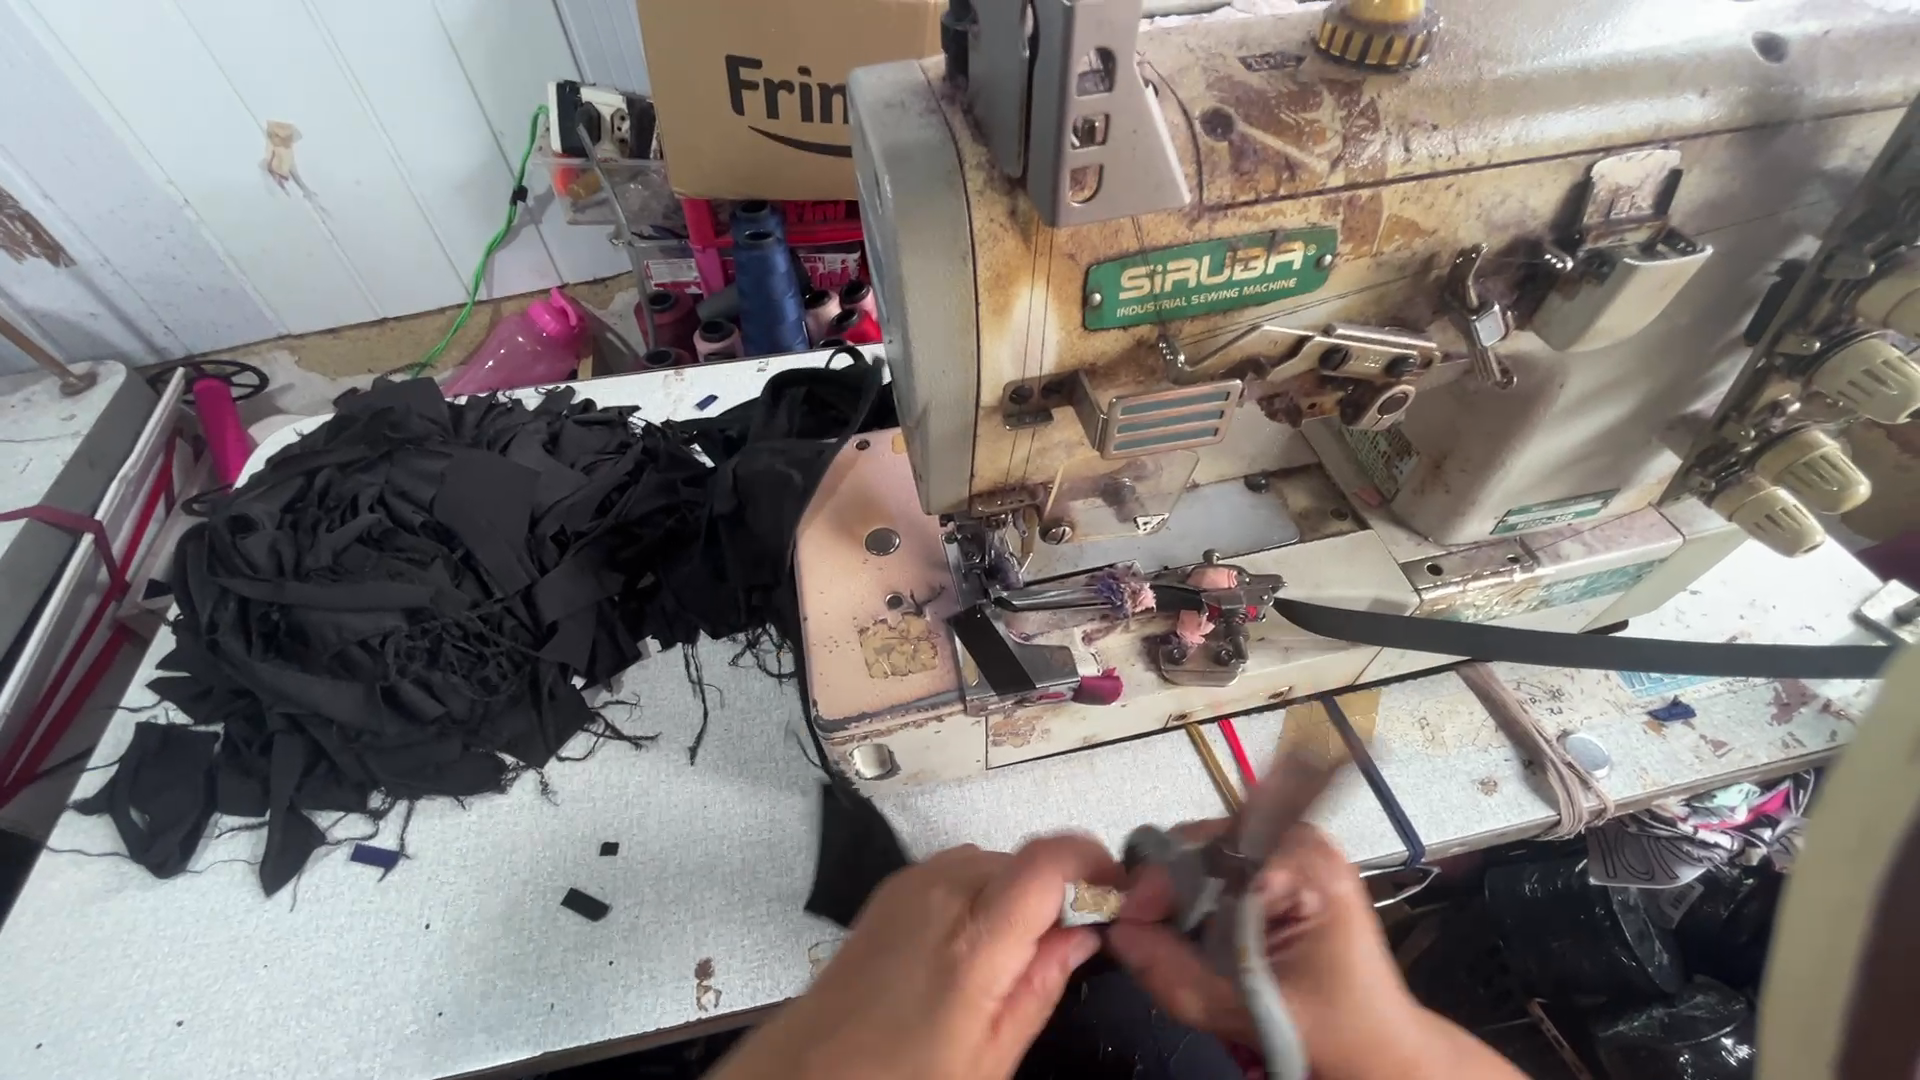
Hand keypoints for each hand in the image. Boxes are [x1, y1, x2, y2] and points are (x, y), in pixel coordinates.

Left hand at [710, 834, 1119, 1079]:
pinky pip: (962, 866)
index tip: (1118, 891)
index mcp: (976, 938)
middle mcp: (946, 889)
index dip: (1093, 859)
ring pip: (997, 860)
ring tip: (1018, 949)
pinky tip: (976, 938)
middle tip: (1072, 938)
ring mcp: (916, 879)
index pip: (1049, 860)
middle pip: (1028, 860)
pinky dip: (986, 889)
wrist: (811, 1068)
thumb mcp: (991, 1056)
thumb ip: (1043, 983)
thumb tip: (1085, 932)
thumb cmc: (907, 1076)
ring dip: (1022, 890)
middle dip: (1062, 888)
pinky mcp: (897, 882)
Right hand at [1107, 823, 1521, 1079]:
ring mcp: (1287, 846)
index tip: (1132, 921)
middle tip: (1145, 936)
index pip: (1210, 848)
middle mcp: (1296, 836)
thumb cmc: (1333, 1029)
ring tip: (1170, 940)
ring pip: (1202, 857)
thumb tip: (1116, 932)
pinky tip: (1196, 936)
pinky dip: (1196, 902)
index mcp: (1304, 860)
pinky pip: (1215, 869)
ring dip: (1179, 899)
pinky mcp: (1277, 864)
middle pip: (1202, 846)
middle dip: (1168, 892)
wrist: (1381, 1048)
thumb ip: (1178, 974)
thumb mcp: (1251, 1012)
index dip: (1163, 881)